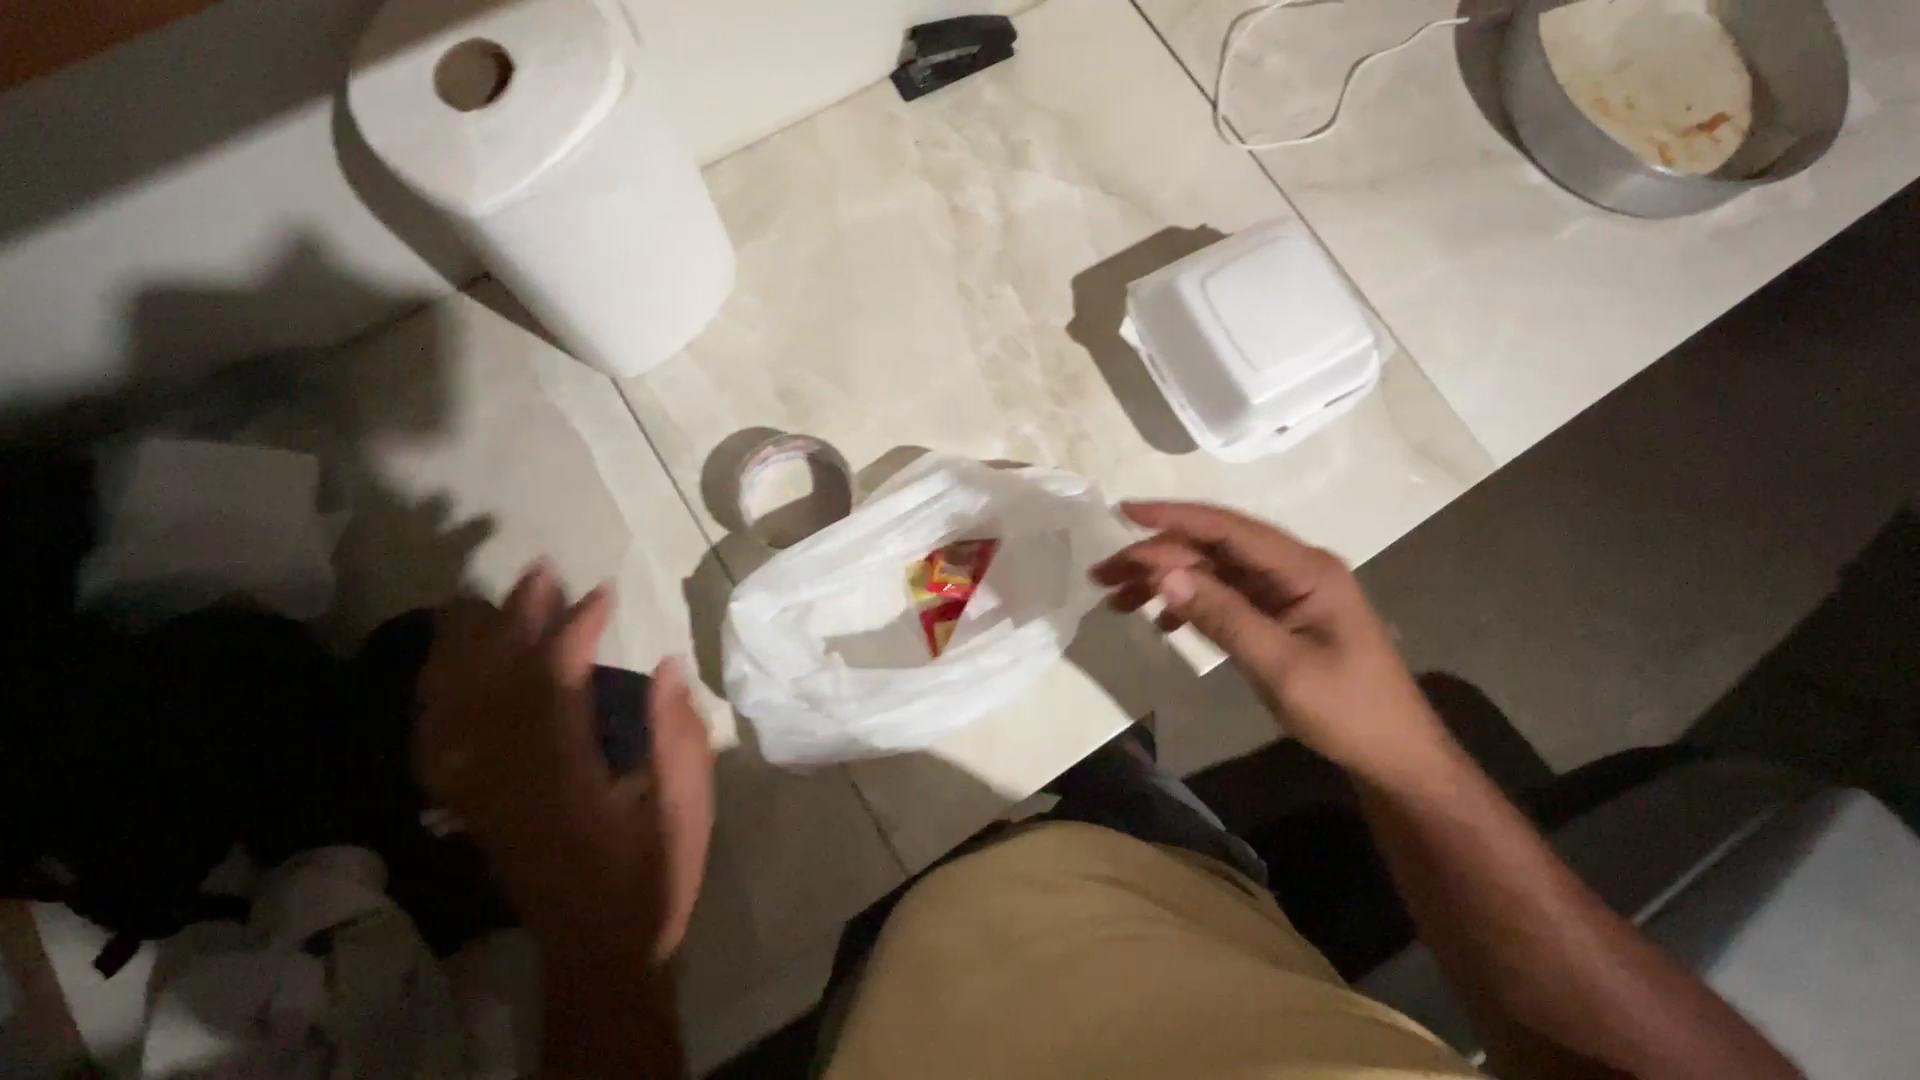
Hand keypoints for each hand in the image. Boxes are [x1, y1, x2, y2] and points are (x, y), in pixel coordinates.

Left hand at [413, 563, 714, 961]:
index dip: (575, 628)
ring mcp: (484, 795)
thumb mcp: (686, 808)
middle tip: (539, 570)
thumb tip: (667, 664)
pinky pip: (439, 745)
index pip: (557, 682)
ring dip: (467, 648)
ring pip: (456, 708)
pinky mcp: (476, 808)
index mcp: (567, 776)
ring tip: (480, 601)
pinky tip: (444, 674)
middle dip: (514, 619)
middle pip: (497, 682)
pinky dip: (437, 701)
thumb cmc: (654, 876)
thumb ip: (677, 735)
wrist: (600, 951)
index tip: (603, 592)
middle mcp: (511, 778)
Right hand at [1092, 501, 1447, 779]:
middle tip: (1104, 575)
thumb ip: (1223, 616)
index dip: (1174, 517)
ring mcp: (1286, 594)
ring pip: (1214, 572)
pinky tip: (1163, 623)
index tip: (1122, 513)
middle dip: (1157, 556)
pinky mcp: (1278, 617)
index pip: (1228, 529)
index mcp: (1305, 569)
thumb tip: (1164, 574)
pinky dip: (1191, 605)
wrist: (1393, 755)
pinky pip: (1225, 598)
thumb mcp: (1281, 666)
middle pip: (1214, 549)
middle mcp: (1294, 570)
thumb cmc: (1346, 711)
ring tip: (1118, 600)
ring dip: (1167, 580)